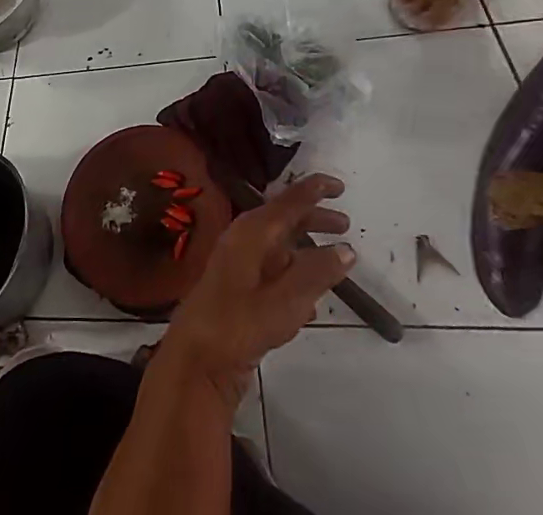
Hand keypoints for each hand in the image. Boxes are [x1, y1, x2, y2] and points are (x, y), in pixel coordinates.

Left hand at [160, 173, 355, 401]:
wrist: (196, 358)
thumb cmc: (238, 323)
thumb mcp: (285, 300)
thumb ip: (315, 273)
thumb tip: (344, 248)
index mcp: (248, 235)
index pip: (284, 204)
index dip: (310, 191)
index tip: (337, 184)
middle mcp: (241, 245)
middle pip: (280, 222)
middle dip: (311, 218)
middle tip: (345, 222)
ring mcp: (238, 268)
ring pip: (277, 248)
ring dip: (305, 248)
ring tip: (335, 256)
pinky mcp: (239, 293)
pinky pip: (272, 274)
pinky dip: (293, 277)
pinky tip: (311, 300)